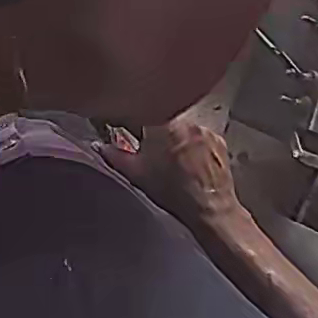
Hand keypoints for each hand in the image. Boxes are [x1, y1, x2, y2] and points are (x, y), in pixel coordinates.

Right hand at [100, 114, 248, 231]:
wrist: (210, 209)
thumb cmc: (171, 191)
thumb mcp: (136, 174)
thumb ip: (114, 155)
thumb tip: (99, 146)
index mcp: (161, 123)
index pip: (144, 108)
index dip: (136, 117)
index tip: (132, 126)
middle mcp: (185, 120)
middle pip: (165, 115)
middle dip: (158, 128)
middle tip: (154, 147)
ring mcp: (204, 129)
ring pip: (183, 124)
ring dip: (177, 135)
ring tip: (175, 157)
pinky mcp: (218, 139)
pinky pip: (200, 134)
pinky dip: (194, 143)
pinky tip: (191, 161)